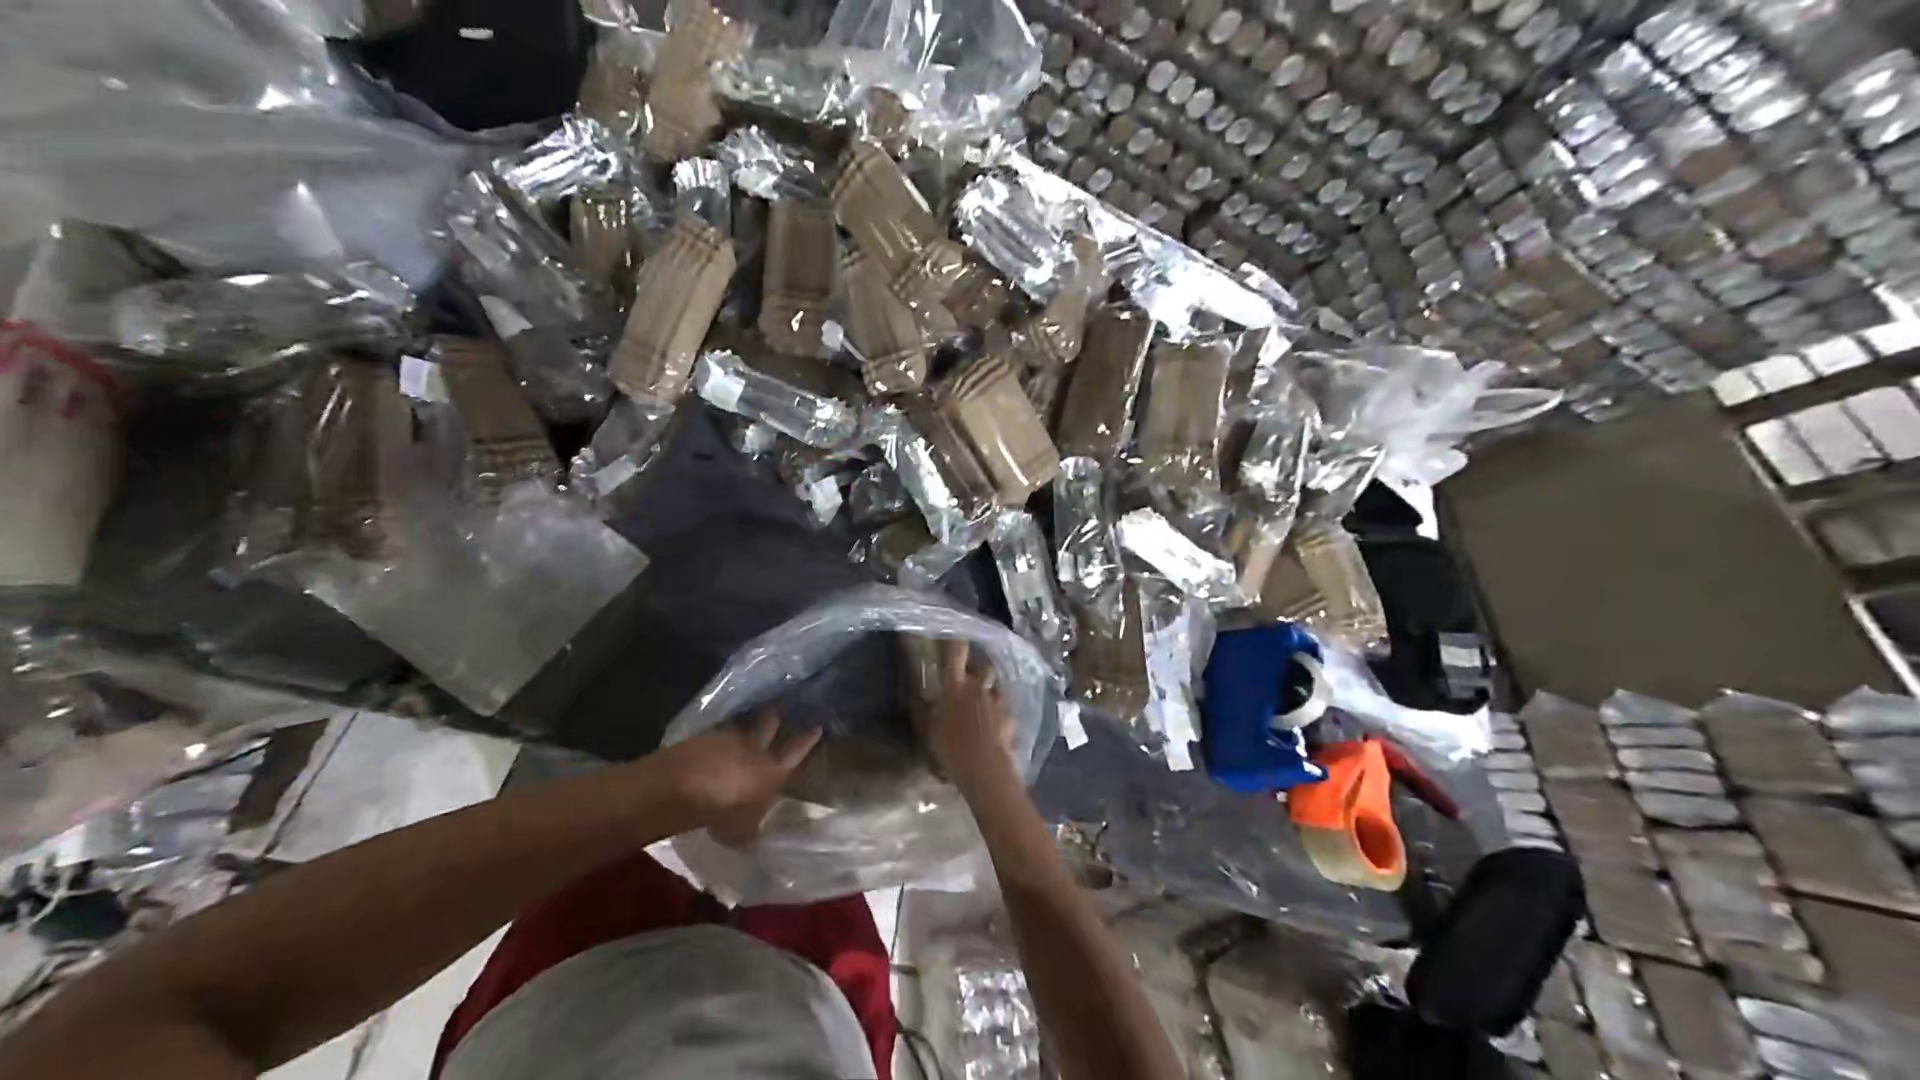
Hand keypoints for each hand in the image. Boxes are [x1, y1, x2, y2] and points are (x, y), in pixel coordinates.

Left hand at [657, 710, 820, 846]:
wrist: (685, 787)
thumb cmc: (722, 813)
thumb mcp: (742, 832)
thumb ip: (752, 829)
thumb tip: (754, 836)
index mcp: (773, 771)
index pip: (797, 752)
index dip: (808, 740)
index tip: (817, 727)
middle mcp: (757, 750)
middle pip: (770, 726)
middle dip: (776, 717)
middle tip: (780, 707)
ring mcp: (731, 739)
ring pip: (745, 726)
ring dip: (748, 723)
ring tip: (749, 719)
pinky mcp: (707, 736)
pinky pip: (721, 731)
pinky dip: (722, 734)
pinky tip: (719, 738)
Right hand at [921, 640, 1018, 792]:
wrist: (986, 770)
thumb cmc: (951, 749)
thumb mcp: (928, 731)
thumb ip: (920, 711)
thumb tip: (913, 697)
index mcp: (955, 685)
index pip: (955, 651)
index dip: (954, 637)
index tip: (954, 629)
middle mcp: (978, 686)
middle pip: (982, 664)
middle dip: (977, 666)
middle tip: (969, 675)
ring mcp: (997, 700)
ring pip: (995, 684)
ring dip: (989, 687)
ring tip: (982, 700)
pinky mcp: (1010, 715)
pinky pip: (1003, 706)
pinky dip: (998, 710)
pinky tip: (994, 723)